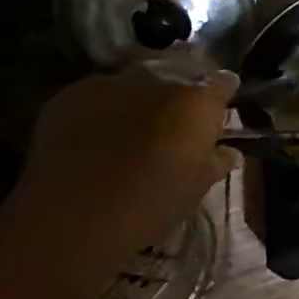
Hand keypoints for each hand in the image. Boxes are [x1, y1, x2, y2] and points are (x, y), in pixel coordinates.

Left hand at [0, 64, 240, 298]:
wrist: (75, 217)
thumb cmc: (150, 204)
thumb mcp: (196, 188)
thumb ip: (215, 161)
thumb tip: (228, 152)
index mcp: (195, 103)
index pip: (219, 84)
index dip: (222, 93)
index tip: (223, 100)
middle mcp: (156, 81)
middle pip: (174, 83)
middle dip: (175, 100)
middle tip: (170, 129)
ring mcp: (110, 85)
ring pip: (132, 88)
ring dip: (135, 105)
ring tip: (129, 136)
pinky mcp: (70, 96)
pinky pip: (96, 99)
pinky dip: (100, 114)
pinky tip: (95, 143)